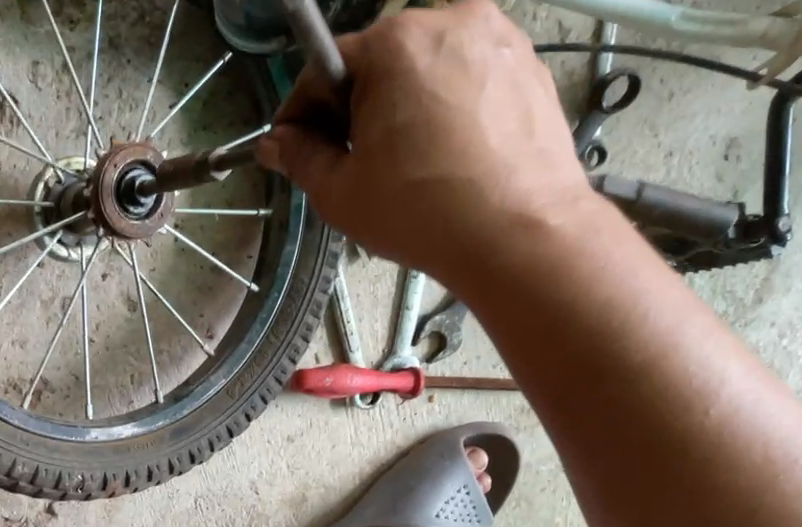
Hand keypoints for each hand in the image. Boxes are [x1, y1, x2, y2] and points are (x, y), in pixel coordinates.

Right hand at [256, 0, 594, 283]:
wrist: (518, 231)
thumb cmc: (420, 210)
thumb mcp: (338, 190)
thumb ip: (300, 156)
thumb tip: (275, 143)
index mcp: (394, 44)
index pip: (323, 69)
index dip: (300, 114)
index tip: (292, 148)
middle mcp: (448, 21)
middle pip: (376, 62)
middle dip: (353, 108)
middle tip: (347, 162)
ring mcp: (495, 37)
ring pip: (422, 68)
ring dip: (398, 106)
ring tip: (397, 162)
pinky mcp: (526, 62)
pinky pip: (463, 76)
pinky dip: (442, 106)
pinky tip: (439, 154)